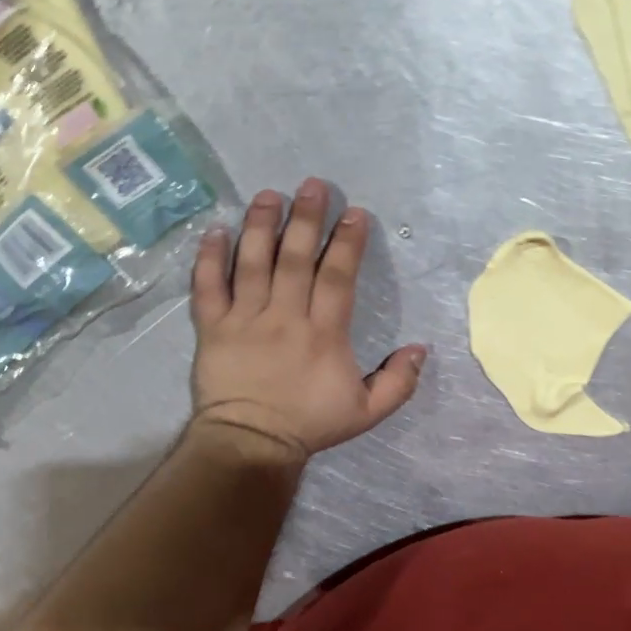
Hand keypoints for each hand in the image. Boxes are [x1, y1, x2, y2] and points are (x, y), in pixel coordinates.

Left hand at [189, 178, 426, 460]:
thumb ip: (398, 381)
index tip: (355, 213)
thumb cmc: (310, 424)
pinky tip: (216, 229)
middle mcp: (285, 316)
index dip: (348, 242)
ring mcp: (245, 319)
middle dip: (307, 218)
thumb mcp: (367, 412)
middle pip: (296, 258)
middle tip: (313, 186)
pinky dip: (210, 257)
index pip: (338, 276)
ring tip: (269, 195)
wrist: (250, 444)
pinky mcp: (213, 327)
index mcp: (324, 333)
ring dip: (261, 225)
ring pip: (253, 262)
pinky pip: (208, 286)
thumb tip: (421, 348)